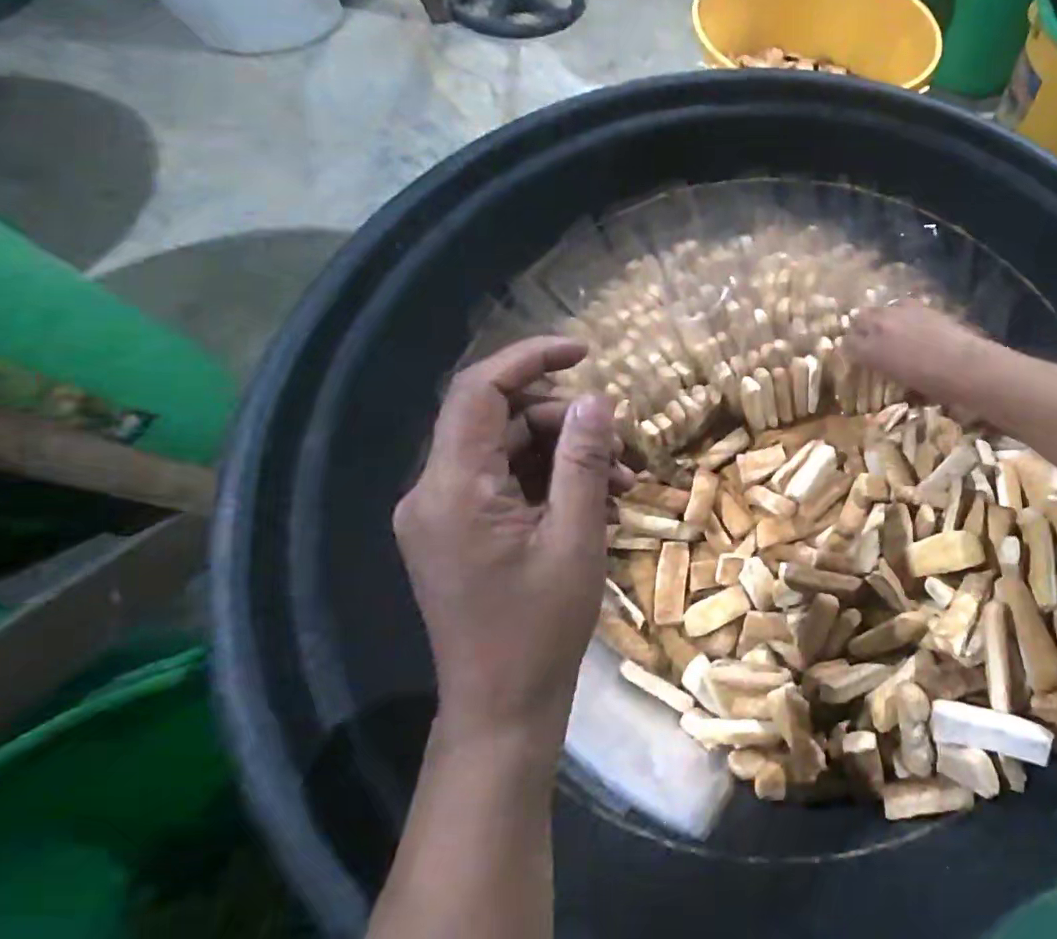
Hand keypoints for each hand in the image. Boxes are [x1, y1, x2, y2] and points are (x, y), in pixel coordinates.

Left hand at [393, 337, 631, 757]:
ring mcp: (442, 514)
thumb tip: (597, 399)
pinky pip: (506, 484)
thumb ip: (584, 462)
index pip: (478, 392)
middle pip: (501, 421)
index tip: (585, 351)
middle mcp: (433, 492)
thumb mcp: (577, 537)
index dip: (530, 360)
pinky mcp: (458, 532)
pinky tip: (597, 505)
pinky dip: (552, 483)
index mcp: (452, 490)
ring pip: (508, 452)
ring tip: (622, 484)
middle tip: (623, 449)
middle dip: (567, 423)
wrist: (502, 704)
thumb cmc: (541, 626)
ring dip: (567, 456)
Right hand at [845, 302, 984, 391]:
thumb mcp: (901, 382)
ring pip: (877, 308)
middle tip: (869, 337)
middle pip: (859, 319)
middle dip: (861, 327)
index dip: (851, 348)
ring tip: (888, 326)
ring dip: (879, 317)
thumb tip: (885, 364)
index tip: (856, 352)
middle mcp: (877, 327)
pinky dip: (900, 310)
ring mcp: (897, 312)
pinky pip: (899, 304)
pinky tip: (909, 319)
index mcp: (870, 353)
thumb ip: (886, 367)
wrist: (963, 365)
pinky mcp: (917, 304)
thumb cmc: (933, 386)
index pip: (847, 344)